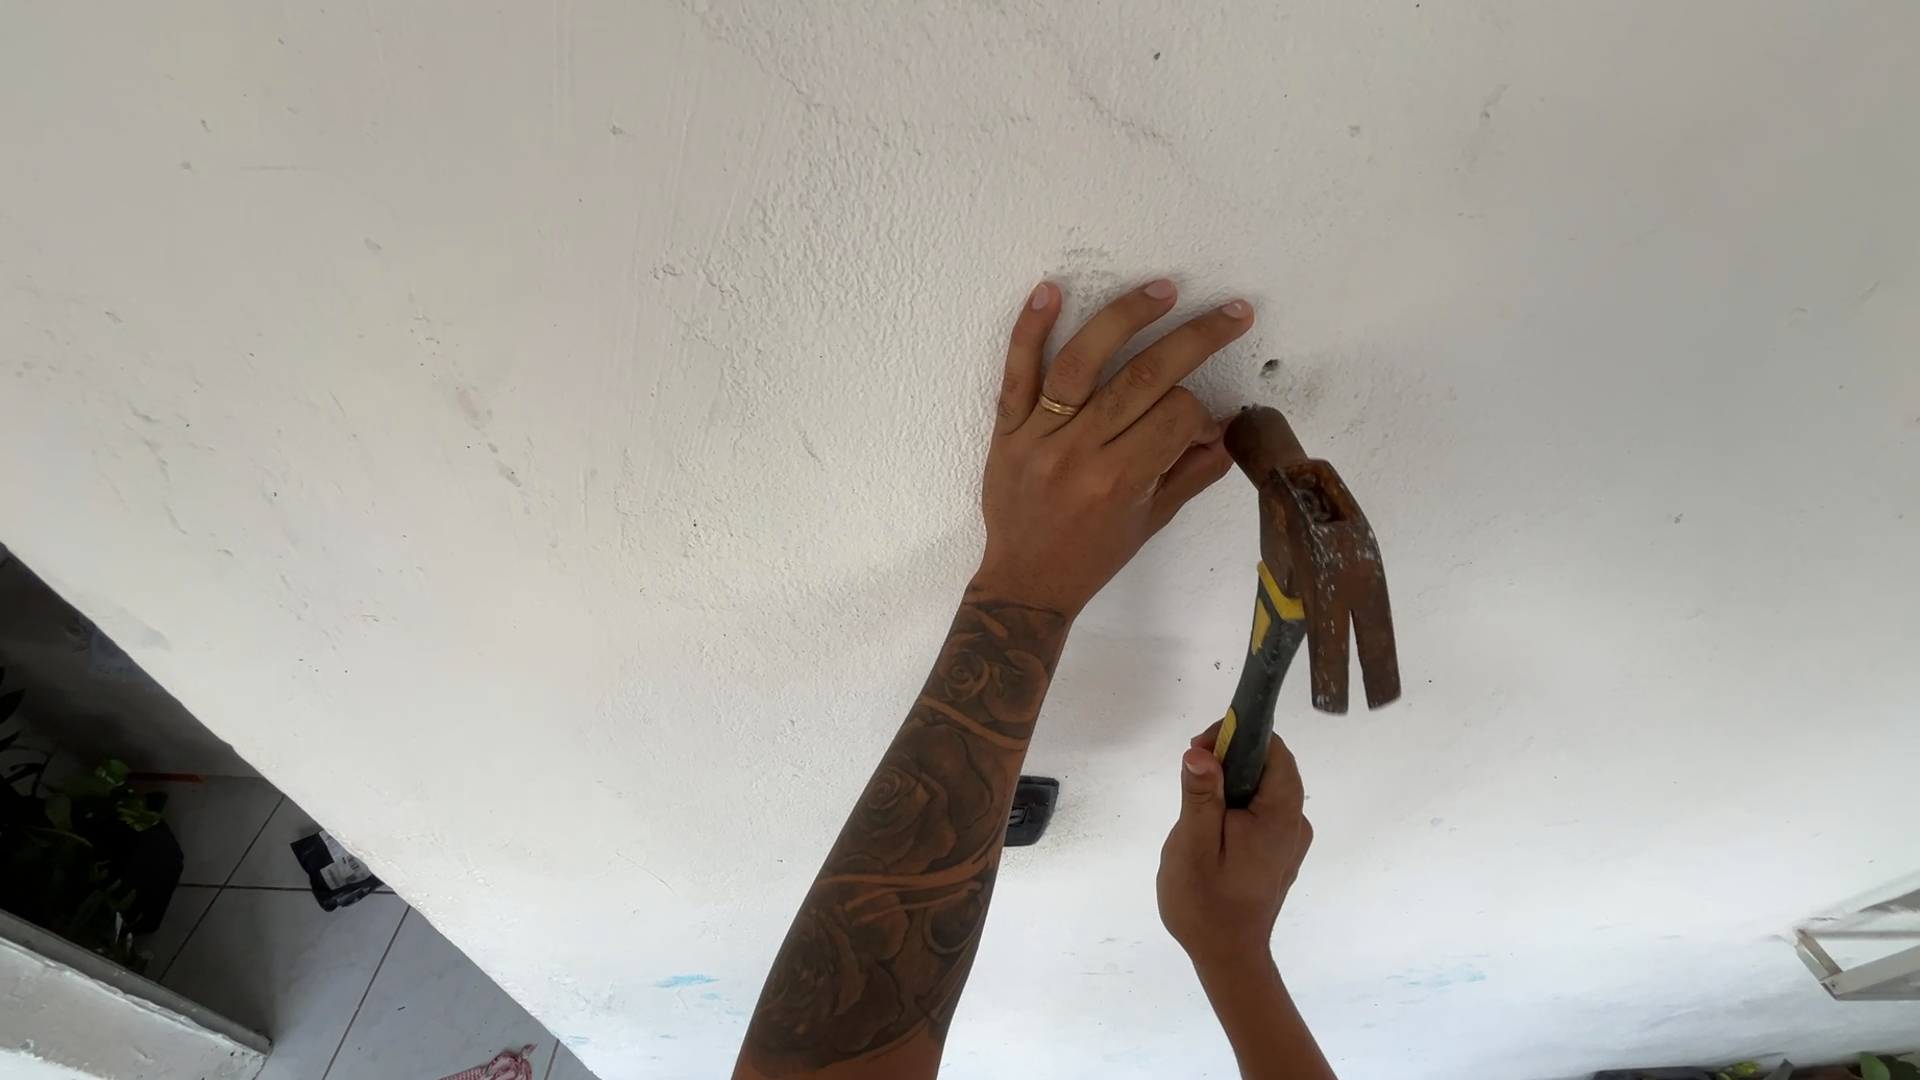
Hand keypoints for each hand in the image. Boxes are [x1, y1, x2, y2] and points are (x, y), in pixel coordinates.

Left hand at [972, 279, 1253, 616]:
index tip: (1199, 421)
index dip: (1199, 410)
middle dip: (1195, 339)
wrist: (1027, 580)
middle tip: (1229, 313)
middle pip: (1142, 377)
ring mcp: (1038, 436)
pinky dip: (1030, 329)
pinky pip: (1016, 372)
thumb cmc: (1091, 556)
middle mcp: (1078, 453)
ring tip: (1161, 290)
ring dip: (1125, 317)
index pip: (1176, 414)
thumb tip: (1224, 430)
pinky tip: (1049, 292)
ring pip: (1082, 361)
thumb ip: (1190, 473)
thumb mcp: (1150, 521)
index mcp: (1118, 481)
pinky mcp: (1008, 429)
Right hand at [1157, 721, 1311, 973]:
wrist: (1226, 957)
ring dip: (1228, 777)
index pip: (1275, 752)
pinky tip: (1209, 821)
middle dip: (1228, 755)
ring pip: (1263, 783)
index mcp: (1279, 819)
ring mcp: (1290, 836)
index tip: (1200, 747)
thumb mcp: (1193, 846)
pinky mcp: (1279, 846)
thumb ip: (1200, 796)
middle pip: (1269, 764)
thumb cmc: (1206, 903)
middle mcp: (1294, 823)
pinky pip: (1261, 804)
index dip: (1239, 735)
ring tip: (1194, 801)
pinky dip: (1235, 798)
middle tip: (1190, 771)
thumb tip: (1201, 751)